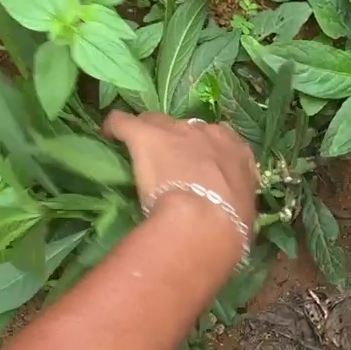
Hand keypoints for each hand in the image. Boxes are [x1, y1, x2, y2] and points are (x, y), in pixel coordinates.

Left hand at [102, 112, 259, 250]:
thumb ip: (234, 206)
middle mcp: (209, 133)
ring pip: (157, 123)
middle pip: (188, 131)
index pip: (220, 144)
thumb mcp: (243, 215)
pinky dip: (115, 128)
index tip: (197, 171)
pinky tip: (107, 136)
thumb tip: (229, 217)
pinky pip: (123, 122)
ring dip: (150, 137)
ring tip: (139, 155)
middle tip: (168, 167)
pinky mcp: (144, 133)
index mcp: (237, 152)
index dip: (206, 156)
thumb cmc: (230, 226)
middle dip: (178, 144)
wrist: (205, 222)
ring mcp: (176, 130)